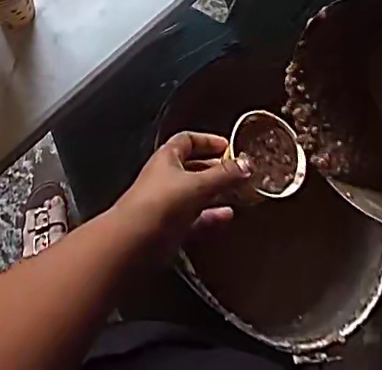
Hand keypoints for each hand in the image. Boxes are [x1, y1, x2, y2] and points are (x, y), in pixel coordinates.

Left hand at [111, 131, 249, 264]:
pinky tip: (227, 216)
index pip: (188, 140)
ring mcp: (168, 202)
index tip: (228, 146)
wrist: (134, 242)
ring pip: (196, 193)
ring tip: (238, 193)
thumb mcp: (197, 184)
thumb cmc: (162, 202)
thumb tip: (246, 164)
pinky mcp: (171, 227)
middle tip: (238, 172)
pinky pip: (195, 217)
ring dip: (216, 192)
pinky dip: (211, 216)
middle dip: (216, 168)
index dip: (208, 141)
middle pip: (194, 166)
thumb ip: (223, 175)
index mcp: (167, 157)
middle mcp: (166, 176)